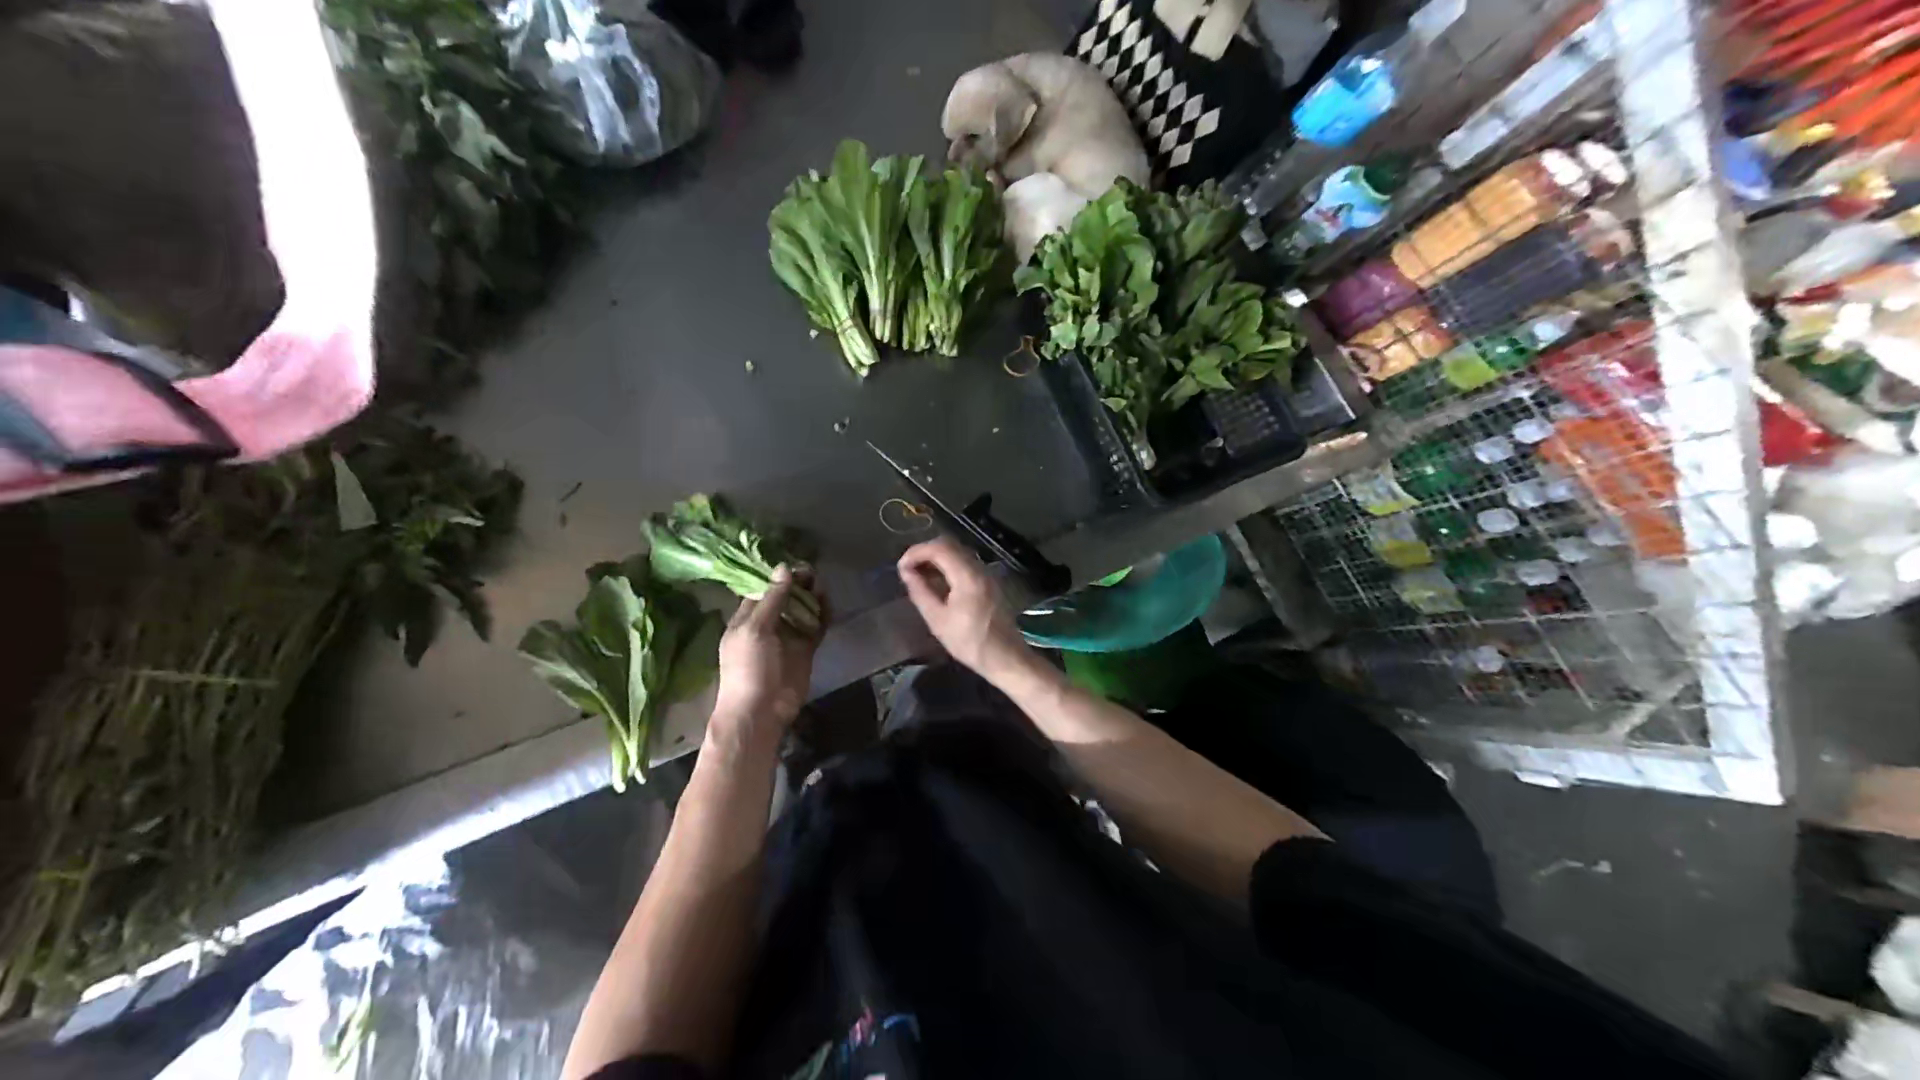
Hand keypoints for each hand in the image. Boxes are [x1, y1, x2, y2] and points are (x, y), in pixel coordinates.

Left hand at [711, 566, 819, 741]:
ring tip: (822, 586)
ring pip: (803, 609)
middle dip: (799, 584)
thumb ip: (771, 599)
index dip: (779, 576)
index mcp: (747, 617)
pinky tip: (829, 604)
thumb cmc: (748, 668)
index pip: (763, 589)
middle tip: (813, 573)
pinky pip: (816, 626)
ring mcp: (788, 636)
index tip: (796, 563)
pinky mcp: (805, 648)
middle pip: (786, 597)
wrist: (761, 710)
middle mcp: (768, 623)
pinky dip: (823, 615)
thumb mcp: (754, 629)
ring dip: (812, 597)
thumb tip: (784, 568)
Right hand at [897, 537, 1036, 683]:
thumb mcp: (938, 620)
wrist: (1005, 658)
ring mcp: (987, 574)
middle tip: (908, 569)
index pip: (939, 548)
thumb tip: (906, 572)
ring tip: (919, 576)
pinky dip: (948, 566)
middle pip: (949, 545)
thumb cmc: (969, 642)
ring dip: (936, 559)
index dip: (916, 552)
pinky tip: (937, 583)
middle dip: (925, 552)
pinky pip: (966, 564)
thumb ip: (920, 592)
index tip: (901, 566)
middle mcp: (980, 568)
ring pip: (958, 553)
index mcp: (968, 576)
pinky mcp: (989, 582)